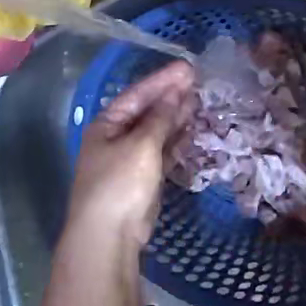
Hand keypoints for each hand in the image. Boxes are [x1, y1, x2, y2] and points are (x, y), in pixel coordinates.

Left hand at [67, 61, 195, 249]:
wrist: (108, 237)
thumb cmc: (120, 183)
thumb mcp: (142, 145)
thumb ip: (161, 117)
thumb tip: (176, 93)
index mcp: (107, 124)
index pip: (138, 94)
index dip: (163, 80)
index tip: (188, 67)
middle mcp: (115, 138)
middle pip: (146, 111)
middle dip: (171, 96)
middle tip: (198, 81)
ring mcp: (128, 159)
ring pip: (156, 131)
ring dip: (176, 117)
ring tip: (199, 101)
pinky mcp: (142, 179)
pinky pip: (161, 151)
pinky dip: (175, 140)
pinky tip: (191, 131)